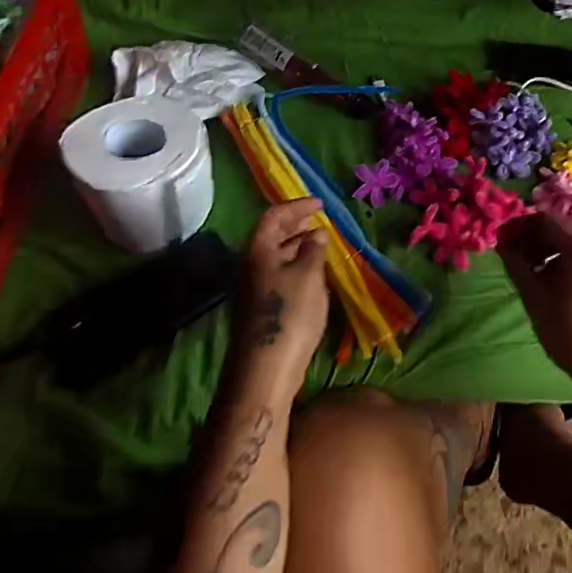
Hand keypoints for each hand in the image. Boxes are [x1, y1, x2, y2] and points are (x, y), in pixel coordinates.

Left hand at [237, 199, 330, 381]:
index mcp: (258, 251)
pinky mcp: (261, 305)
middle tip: (318, 219)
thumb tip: (316, 233)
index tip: (319, 204)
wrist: (266, 368)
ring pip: (275, 254)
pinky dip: (296, 263)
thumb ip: (314, 249)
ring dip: (297, 244)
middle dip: (295, 224)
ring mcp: (253, 286)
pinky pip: (278, 271)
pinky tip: (313, 271)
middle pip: (270, 235)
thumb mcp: (309, 276)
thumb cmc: (289, 314)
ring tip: (320, 242)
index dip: (296, 206)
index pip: (273, 217)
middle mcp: (251, 264)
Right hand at [496, 214, 571, 390]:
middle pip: (557, 227)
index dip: (520, 225)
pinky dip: (556, 257)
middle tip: (509, 254)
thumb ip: (515, 262)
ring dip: (542, 247)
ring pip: (566, 240)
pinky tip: (541, 277)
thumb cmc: (566, 328)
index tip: (500, 239)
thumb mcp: (533, 293)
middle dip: (530, 236)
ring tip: (523, 268)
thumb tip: (500, 241)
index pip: (545, 219)